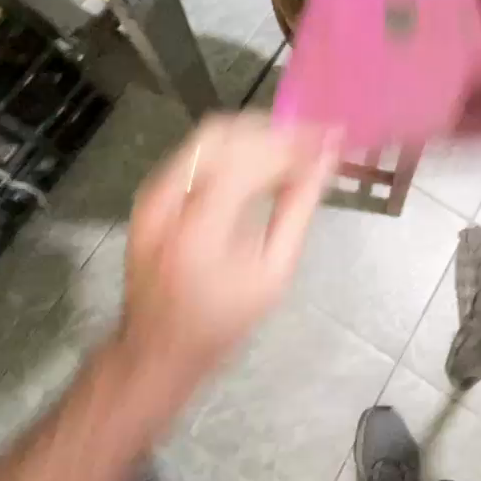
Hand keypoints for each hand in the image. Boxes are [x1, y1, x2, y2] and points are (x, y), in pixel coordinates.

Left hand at [116, 115, 338, 380]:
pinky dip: (231, 147)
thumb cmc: (221, 323)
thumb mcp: (272, 276)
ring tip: (290, 149)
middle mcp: (171, 197)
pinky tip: (257, 161)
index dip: (297, 143)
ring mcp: (154, 192)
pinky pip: (196, 151)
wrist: (155, 348)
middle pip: (228, 135)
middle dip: (275, 132)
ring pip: (210, 136)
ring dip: (254, 135)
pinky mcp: (150, 192)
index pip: (254, 158)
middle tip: (312, 140)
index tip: (330, 138)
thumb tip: (325, 162)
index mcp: (201, 226)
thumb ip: (298, 211)